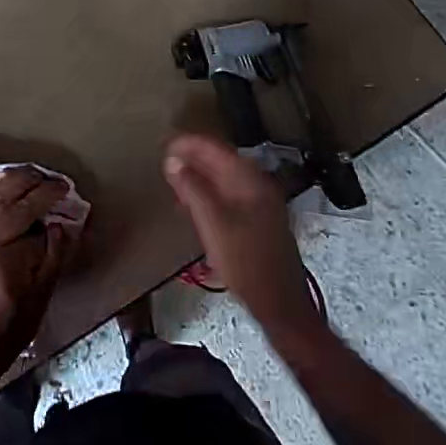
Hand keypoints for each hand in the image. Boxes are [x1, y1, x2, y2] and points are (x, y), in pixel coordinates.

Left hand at [0, 167, 71, 384]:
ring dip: (15, 184)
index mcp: (4, 259)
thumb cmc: (9, 331)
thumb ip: (54, 257)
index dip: (54, 210)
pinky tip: (14, 191)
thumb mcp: (41, 297)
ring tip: (36, 175)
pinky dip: (1, 196)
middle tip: (58, 181)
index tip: (70, 197)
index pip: (34, 222)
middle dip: (36, 186)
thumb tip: (61, 225)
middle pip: (10, 202)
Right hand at [163, 133, 320, 337]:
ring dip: (202, 176)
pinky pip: (231, 196)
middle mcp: (259, 187)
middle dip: (195, 157)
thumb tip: (174, 161)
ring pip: (227, 179)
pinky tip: (196, 204)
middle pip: (224, 161)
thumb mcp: (213, 224)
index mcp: (251, 181)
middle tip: (168, 158)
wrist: (278, 301)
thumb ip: (193, 190)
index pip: (218, 149)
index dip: (191, 144)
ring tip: (176, 177)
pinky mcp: (259, 222)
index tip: (167, 143)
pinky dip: (211, 194)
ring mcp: (262, 204)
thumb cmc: (246, 263)